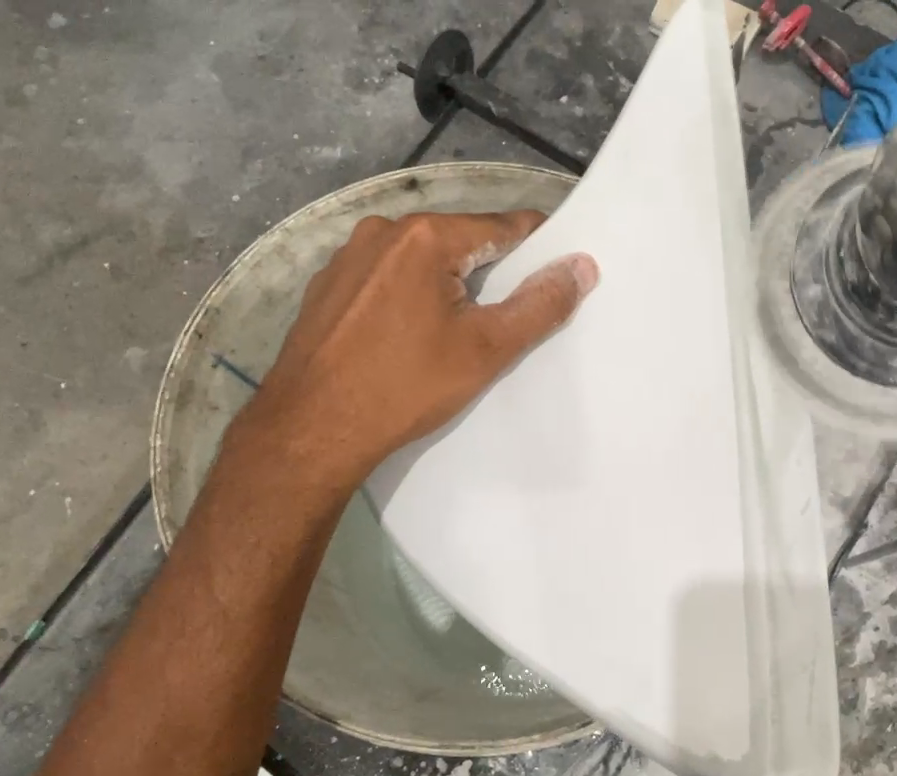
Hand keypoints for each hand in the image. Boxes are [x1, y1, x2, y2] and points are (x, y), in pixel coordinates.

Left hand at [229, 210, 597, 494]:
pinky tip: (412, 338)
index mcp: (426, 237)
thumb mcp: (487, 349)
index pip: (502, 226)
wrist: (315, 427)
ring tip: (461, 332)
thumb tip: (582, 267)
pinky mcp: (328, 287)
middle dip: (490, 273)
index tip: (558, 271)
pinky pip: (387, 281)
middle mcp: (383, 231)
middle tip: (510, 316)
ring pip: (420, 262)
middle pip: (459, 242)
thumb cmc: (406, 386)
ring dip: (448, 286)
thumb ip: (540, 305)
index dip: (537, 247)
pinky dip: (410, 299)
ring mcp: (348, 257)